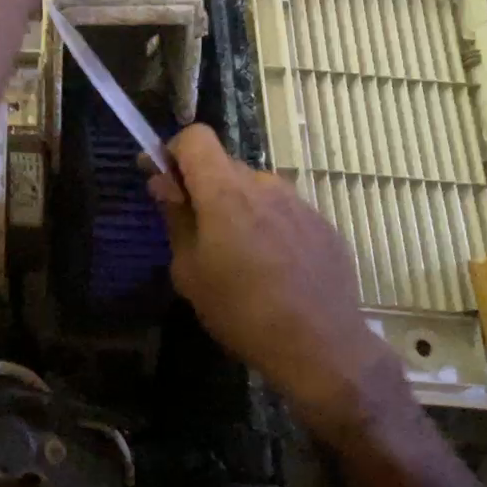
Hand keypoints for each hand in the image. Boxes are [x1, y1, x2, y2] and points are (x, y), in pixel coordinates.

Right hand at [148, 125, 406, 440]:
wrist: (322, 348)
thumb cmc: (241, 311)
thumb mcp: (189, 270)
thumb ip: (175, 218)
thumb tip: (163, 182)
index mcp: (225, 191)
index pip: (196, 137)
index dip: (173, 151)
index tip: (164, 182)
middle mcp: (264, 185)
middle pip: (224, 165)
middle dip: (204, 187)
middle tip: (196, 231)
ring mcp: (299, 204)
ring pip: (255, 189)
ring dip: (238, 208)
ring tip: (238, 256)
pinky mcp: (323, 226)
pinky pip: (283, 212)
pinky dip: (268, 226)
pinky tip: (273, 269)